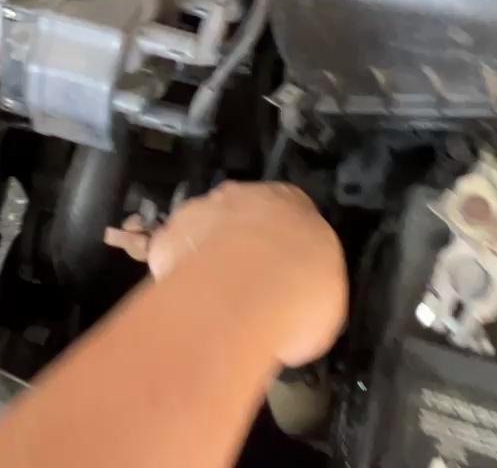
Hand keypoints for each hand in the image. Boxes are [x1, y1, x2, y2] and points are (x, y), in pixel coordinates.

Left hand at [108, 183, 346, 365]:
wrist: (247, 290)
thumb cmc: (301, 288)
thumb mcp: (327, 290)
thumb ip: (310, 280)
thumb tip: (300, 298)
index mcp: (291, 200)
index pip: (288, 213)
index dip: (284, 246)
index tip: (285, 276)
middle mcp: (243, 194)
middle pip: (242, 216)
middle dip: (244, 246)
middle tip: (252, 289)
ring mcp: (201, 210)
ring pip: (204, 230)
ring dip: (210, 256)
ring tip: (218, 301)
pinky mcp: (169, 235)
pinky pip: (173, 252)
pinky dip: (178, 272)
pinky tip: (189, 301)